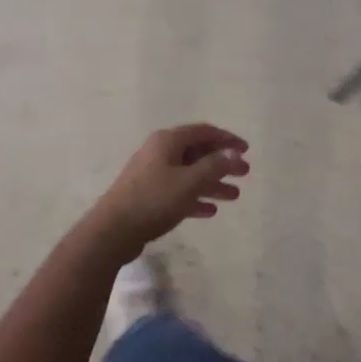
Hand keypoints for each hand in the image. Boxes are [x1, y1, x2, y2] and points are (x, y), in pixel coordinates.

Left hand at [87, 124, 249, 256]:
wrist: (113, 230)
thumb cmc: (154, 200)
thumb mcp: (189, 182)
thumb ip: (215, 166)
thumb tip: (234, 153)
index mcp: (167, 141)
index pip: (204, 131)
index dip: (227, 139)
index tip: (247, 150)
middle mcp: (159, 152)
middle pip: (197, 153)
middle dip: (222, 163)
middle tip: (245, 174)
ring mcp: (152, 174)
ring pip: (189, 174)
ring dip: (212, 183)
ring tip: (235, 196)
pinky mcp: (148, 195)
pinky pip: (178, 191)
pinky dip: (195, 198)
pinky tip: (210, 211)